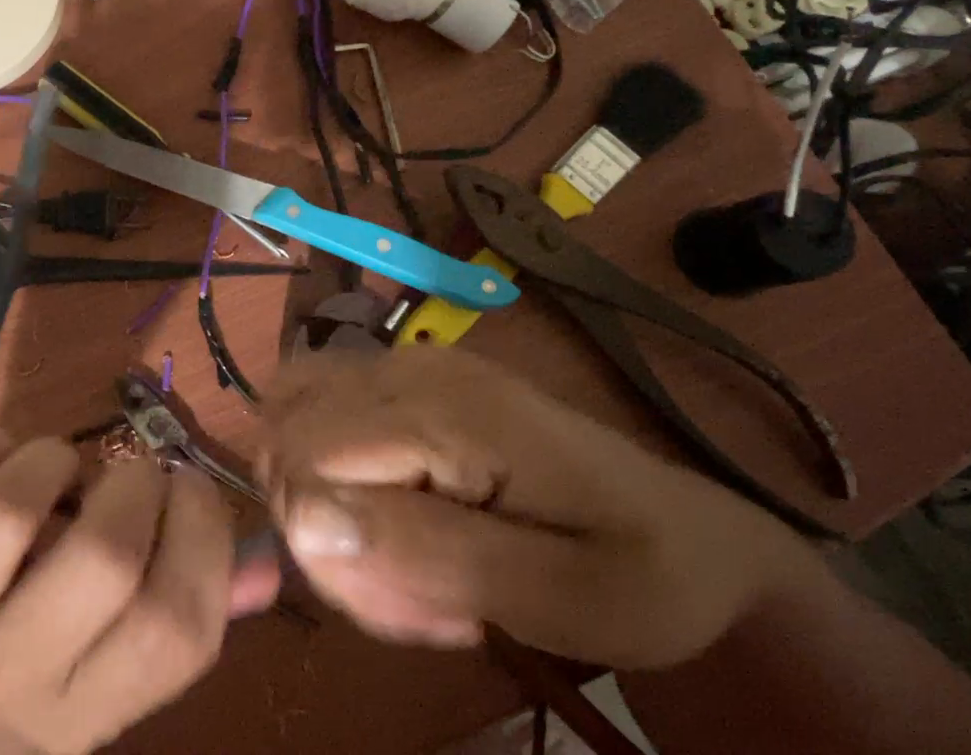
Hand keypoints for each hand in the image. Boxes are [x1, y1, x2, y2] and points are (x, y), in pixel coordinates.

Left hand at [0, 437, 235, 754]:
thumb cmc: (76, 667)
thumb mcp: (141, 661)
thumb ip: (205, 601)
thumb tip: (267, 547)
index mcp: (96, 703)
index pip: (173, 624)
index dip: (202, 532)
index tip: (192, 487)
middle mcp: (16, 671)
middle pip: (98, 562)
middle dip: (134, 490)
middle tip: (136, 473)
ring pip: (4, 511)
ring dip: (52, 463)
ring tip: (65, 471)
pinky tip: (5, 463)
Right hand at [257, 347, 822, 668]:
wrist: (686, 535)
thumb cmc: (642, 575)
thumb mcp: (566, 596)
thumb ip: (433, 553)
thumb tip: (305, 518)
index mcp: (454, 410)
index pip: (306, 458)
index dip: (329, 544)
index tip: (417, 604)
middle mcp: (408, 368)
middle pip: (286, 442)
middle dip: (324, 536)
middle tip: (417, 592)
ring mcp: (397, 366)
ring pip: (284, 429)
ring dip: (319, 511)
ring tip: (403, 561)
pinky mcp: (392, 380)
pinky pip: (308, 422)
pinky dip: (323, 482)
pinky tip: (382, 520)